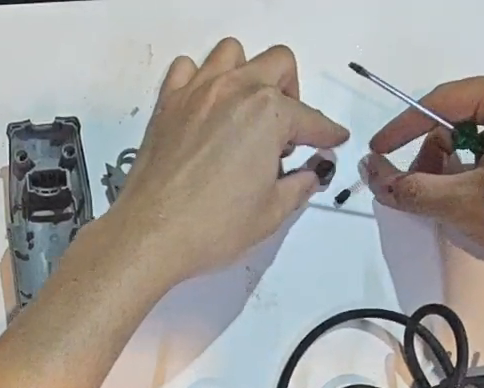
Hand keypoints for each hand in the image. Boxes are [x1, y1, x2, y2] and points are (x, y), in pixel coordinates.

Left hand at [102, 39, 348, 291]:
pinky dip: (201, 81)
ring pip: (232, 55)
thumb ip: (298, 187)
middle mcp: (234, 90)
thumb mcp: (270, 214)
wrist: (151, 236)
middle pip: (277, 65)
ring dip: (247, 75)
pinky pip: (187, 70)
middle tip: (285, 133)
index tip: (332, 140)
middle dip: (291, 93)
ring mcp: (197, 93)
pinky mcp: (167, 105)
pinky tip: (205, 110)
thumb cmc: (212, 228)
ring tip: (245, 113)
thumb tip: (311, 175)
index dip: (325, 134)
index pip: (309, 119)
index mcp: (268, 114)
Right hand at [362, 69, 483, 288]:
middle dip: (438, 148)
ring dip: (465, 158)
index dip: (404, 128)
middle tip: (422, 185)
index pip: (445, 101)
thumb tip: (376, 177)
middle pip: (471, 111)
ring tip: (458, 195)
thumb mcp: (463, 204)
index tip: (378, 152)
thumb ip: (413, 187)